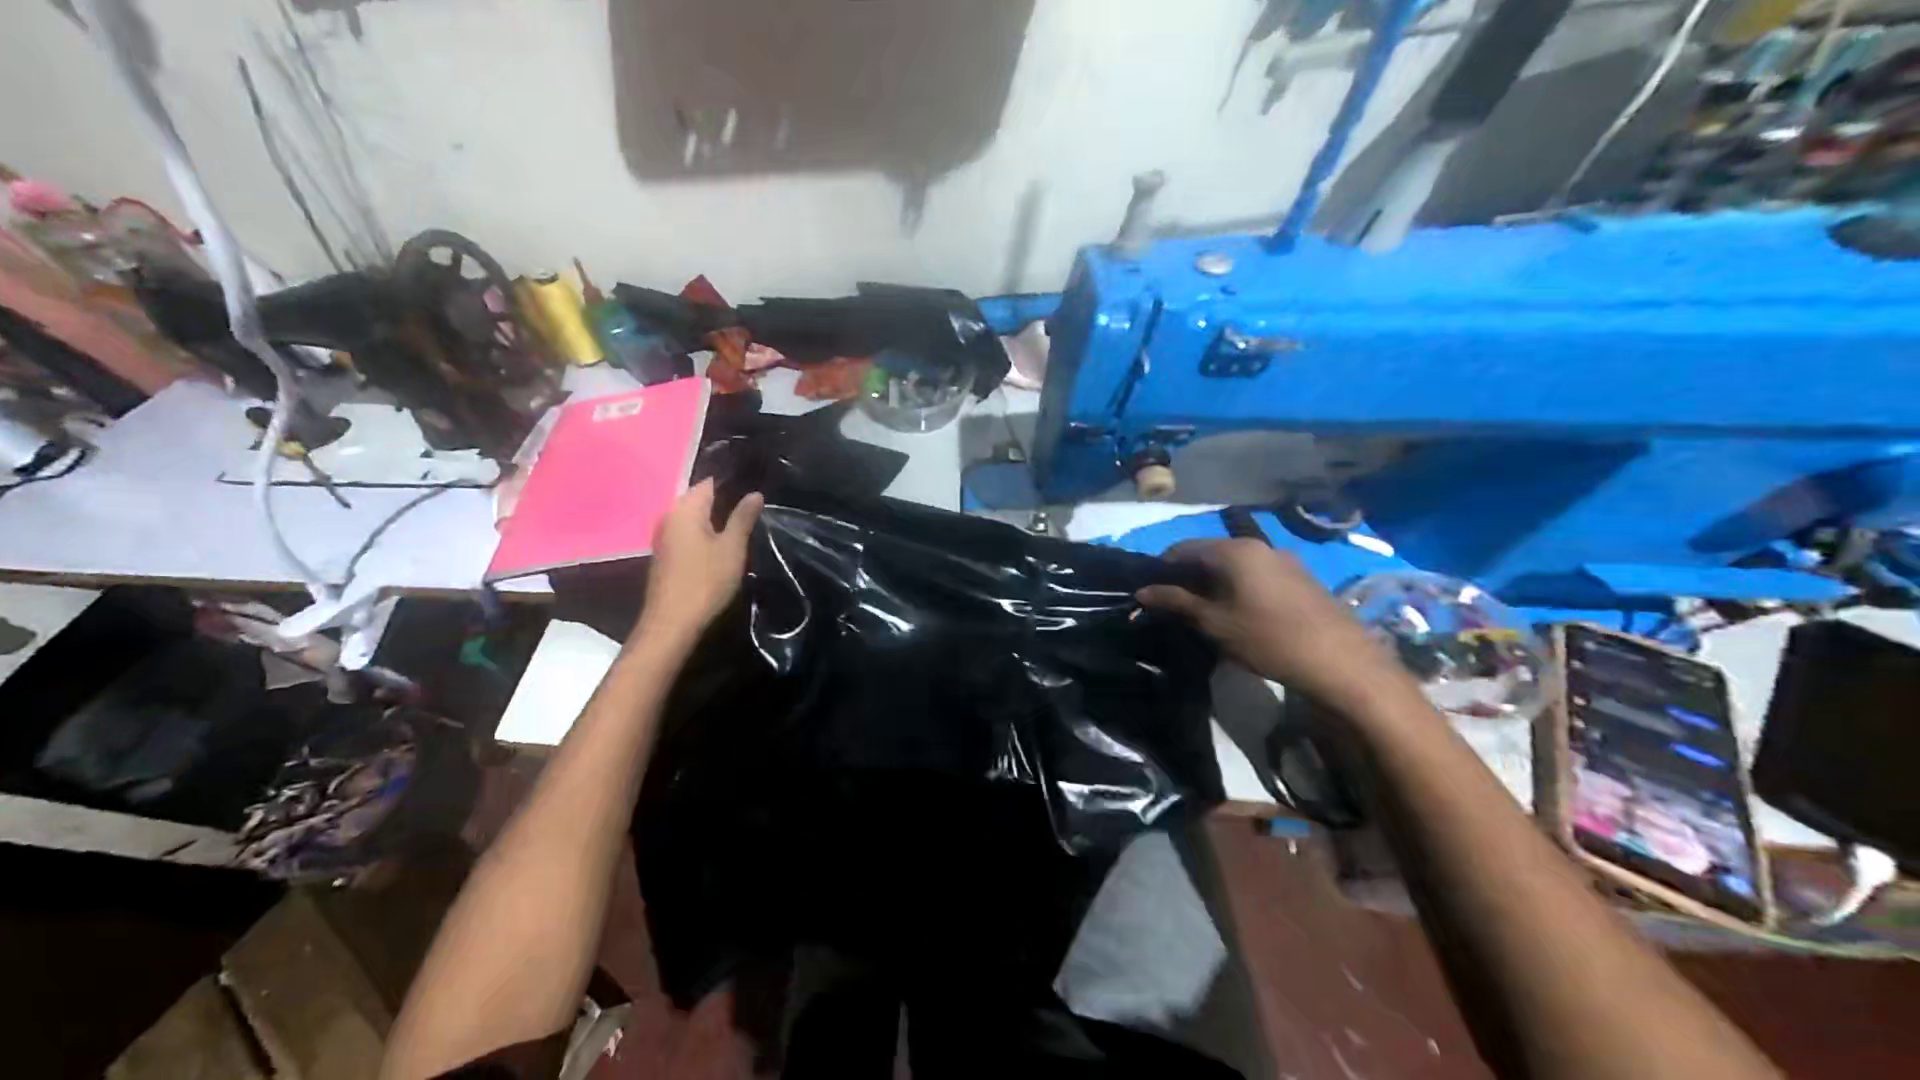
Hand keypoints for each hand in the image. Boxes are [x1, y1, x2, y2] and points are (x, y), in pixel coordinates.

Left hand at [637, 480, 763, 640]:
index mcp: (685, 509)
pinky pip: (689, 533)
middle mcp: (670, 516)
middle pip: (700, 499)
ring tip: (744, 523)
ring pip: (695, 517)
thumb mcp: (732, 548)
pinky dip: (705, 533)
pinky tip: (722, 543)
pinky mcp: (666, 554)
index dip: (733, 482)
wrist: (672, 622)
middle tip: (755, 506)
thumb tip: (755, 493)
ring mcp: (665, 536)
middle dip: (726, 500)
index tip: (755, 485)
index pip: (710, 482)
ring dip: (716, 519)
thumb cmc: (705, 580)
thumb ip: (743, 518)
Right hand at [1136, 539, 1408, 709]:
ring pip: (1235, 564)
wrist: (1341, 661)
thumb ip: (1176, 602)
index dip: (1161, 569)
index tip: (1152, 594)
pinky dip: (1239, 587)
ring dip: (1214, 583)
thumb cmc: (1268, 639)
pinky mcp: (1300, 576)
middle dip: (1188, 576)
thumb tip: (1142, 592)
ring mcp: (1283, 559)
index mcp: (1234, 550)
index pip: (1182, 548)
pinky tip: (1240, 614)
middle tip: (1176, 607)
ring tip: (1207, 614)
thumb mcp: (1214, 623)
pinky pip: (1256, 573)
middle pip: (1210, 553)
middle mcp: (1258, 545)